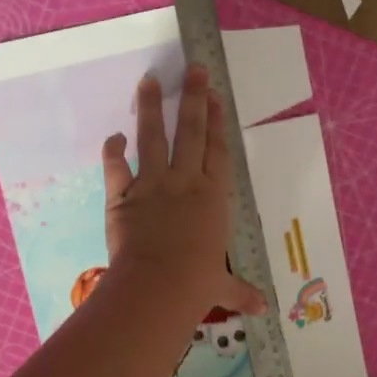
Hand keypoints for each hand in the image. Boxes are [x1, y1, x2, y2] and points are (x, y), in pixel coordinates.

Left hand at [102, 65, 264, 316]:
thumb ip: (239, 292)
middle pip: (191, 133)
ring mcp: (152, 186)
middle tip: (193, 69)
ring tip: (149, 80)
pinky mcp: (123, 196)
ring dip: (151, 108)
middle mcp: (185, 183)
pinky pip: (116, 167)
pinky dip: (113, 151)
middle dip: (193, 98)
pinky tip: (114, 136)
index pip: (218, 152)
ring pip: (153, 138)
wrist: (156, 286)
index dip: (217, 122)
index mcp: (213, 199)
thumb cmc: (195, 285)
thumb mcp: (220, 288)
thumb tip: (262, 308)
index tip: (215, 96)